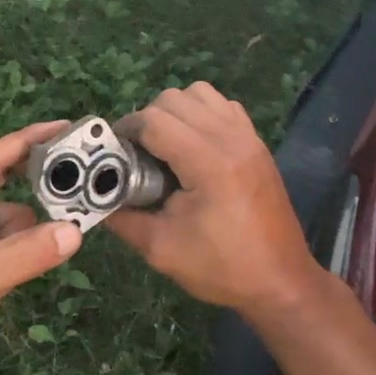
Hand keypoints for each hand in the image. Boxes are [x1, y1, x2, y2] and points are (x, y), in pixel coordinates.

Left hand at [0, 120, 84, 360]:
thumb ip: (30, 251)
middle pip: (1, 179)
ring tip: (12, 264)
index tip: (64, 127)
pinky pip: (4, 234)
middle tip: (71, 185)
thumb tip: (75, 231)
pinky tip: (12, 271)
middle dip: (33, 186)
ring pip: (8, 212)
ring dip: (23, 232)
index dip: (27, 140)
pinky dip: (17, 247)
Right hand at [107, 83, 321, 317]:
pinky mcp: (258, 143)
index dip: (126, 130)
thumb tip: (94, 195)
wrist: (281, 282)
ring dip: (174, 111)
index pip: (155, 121)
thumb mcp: (161, 249)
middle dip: (147, 120)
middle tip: (138, 153)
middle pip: (174, 99)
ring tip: (166, 146)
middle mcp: (232, 139)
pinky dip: (201, 113)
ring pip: (199, 93)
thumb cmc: (222, 268)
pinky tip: (194, 147)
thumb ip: (122, 217)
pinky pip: (222, 106)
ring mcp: (249, 137)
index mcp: (210, 164)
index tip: (114, 152)